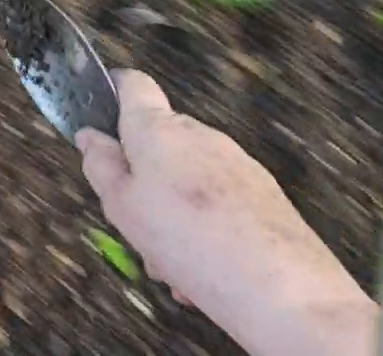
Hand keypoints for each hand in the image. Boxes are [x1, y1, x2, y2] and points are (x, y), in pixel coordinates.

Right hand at [77, 70, 378, 355]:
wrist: (291, 298)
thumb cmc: (191, 241)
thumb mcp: (119, 204)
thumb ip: (99, 164)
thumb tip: (91, 137)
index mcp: (157, 128)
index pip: (133, 84)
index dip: (113, 90)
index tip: (99, 113)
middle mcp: (200, 135)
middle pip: (158, 138)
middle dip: (141, 170)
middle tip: (130, 210)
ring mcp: (240, 165)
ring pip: (188, 174)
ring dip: (172, 203)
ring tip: (167, 254)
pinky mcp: (269, 197)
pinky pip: (220, 199)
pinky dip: (205, 222)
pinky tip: (200, 264)